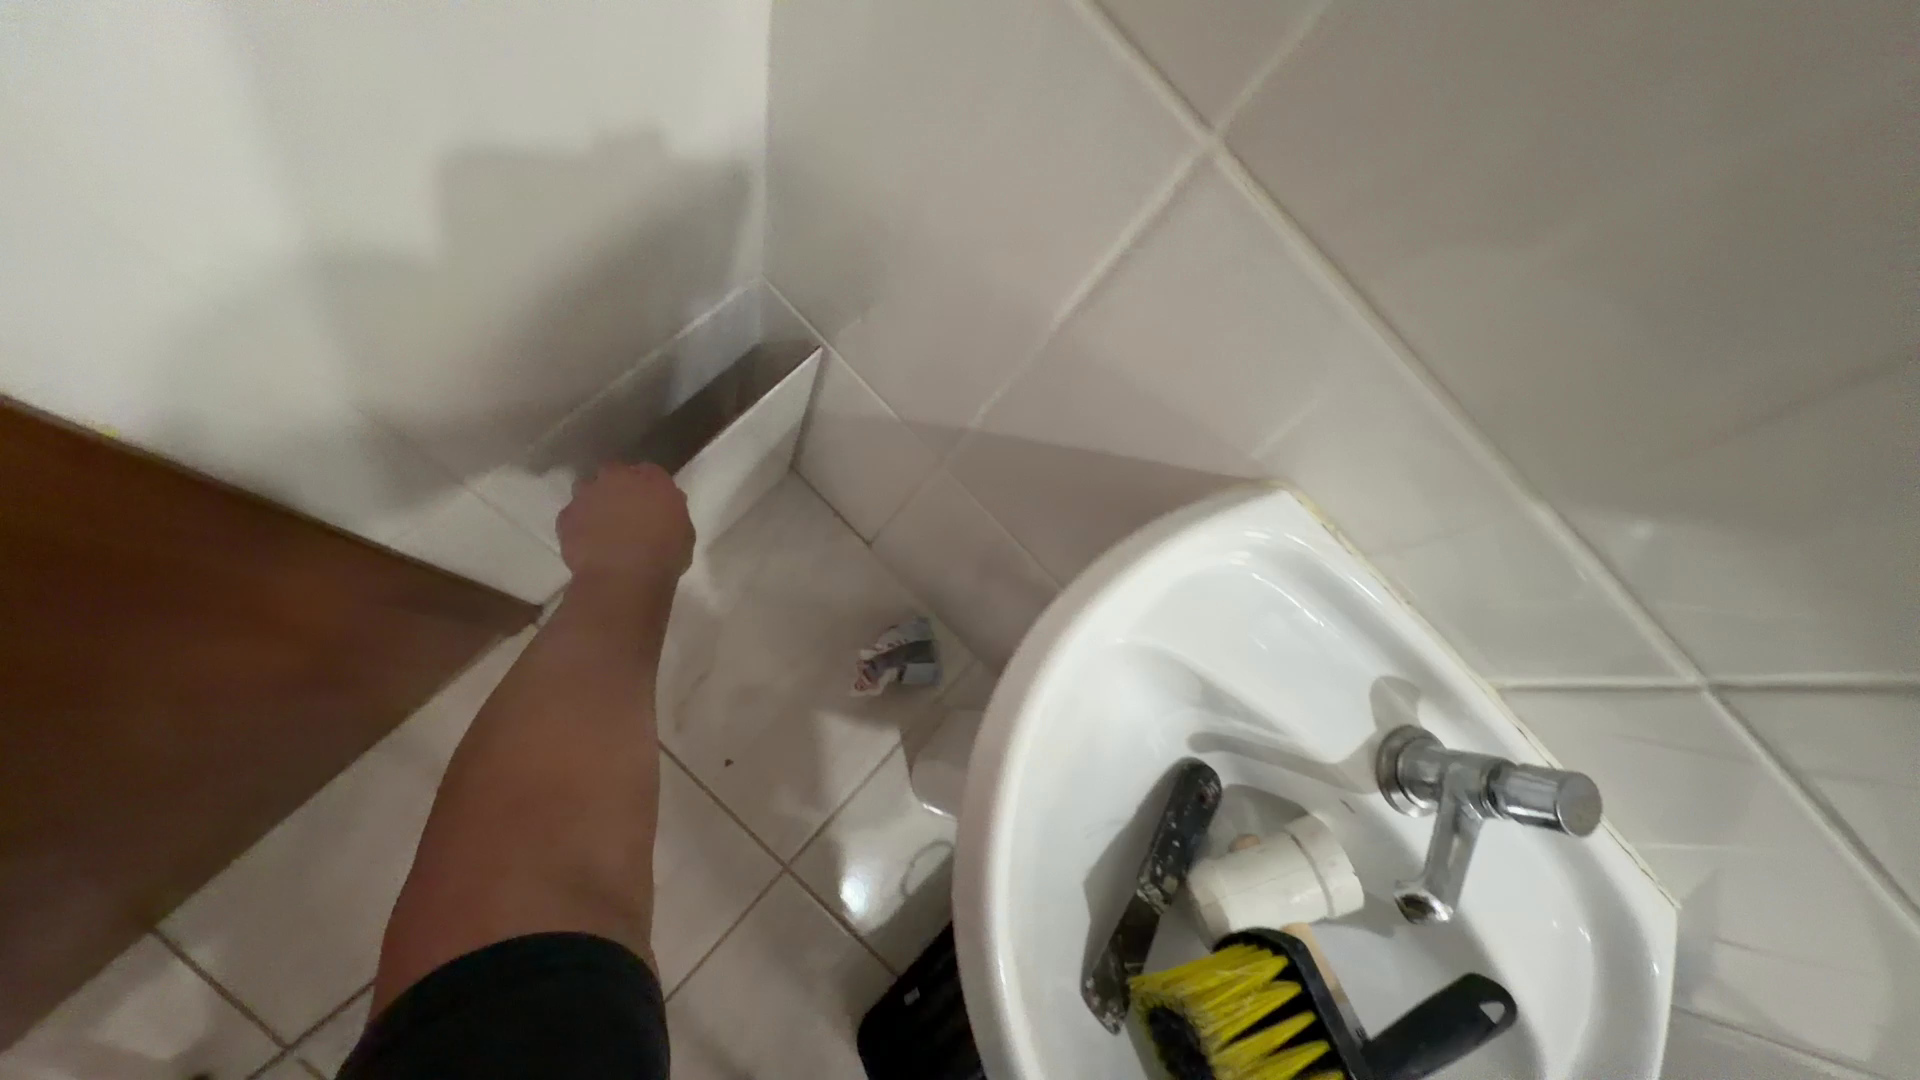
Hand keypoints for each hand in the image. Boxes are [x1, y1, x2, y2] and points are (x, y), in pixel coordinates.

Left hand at [556, 463, 693, 598]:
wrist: (623, 578)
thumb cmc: (664, 557)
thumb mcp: (684, 532)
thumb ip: (672, 513)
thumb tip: (663, 510)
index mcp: (653, 480)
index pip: (650, 471)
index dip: (649, 486)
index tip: (650, 501)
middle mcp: (618, 478)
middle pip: (614, 472)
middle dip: (617, 486)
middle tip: (624, 509)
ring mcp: (588, 494)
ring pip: (588, 489)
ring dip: (594, 500)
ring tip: (601, 524)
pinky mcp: (566, 515)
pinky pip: (572, 515)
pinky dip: (578, 524)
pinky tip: (588, 541)